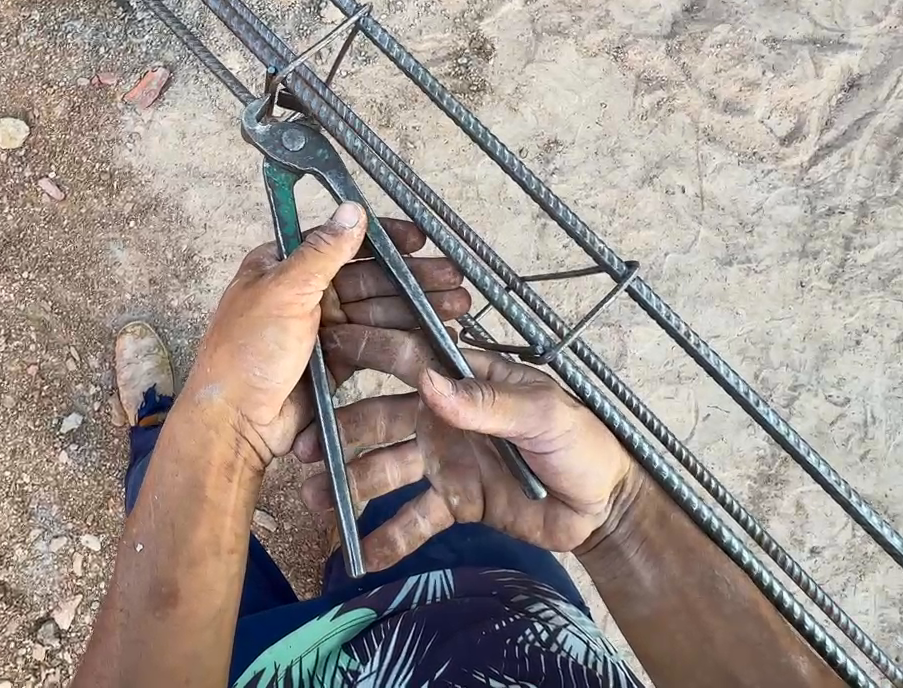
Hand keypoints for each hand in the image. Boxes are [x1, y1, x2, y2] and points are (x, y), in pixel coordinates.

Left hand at [184, 210, 471, 467]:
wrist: (236, 422)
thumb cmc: (248, 350)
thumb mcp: (284, 292)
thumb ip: (323, 252)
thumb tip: (352, 209)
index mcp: (283, 264)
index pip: (340, 240)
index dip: (382, 238)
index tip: (420, 239)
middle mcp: (304, 290)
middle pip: (367, 276)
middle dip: (411, 276)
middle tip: (453, 276)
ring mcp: (321, 325)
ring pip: (377, 308)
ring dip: (415, 304)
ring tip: (459, 304)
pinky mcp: (337, 358)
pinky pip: (376, 340)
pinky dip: (404, 335)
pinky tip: (436, 331)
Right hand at [298, 322, 639, 570]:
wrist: (601, 507)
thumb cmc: (577, 440)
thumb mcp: (541, 412)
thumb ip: (485, 400)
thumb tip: (427, 381)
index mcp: (460, 381)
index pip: (406, 359)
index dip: (365, 350)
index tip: (322, 349)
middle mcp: (440, 417)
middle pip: (379, 420)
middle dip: (339, 433)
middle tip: (301, 451)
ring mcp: (442, 460)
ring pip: (385, 469)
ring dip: (350, 484)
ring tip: (317, 504)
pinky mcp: (452, 503)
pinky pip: (413, 519)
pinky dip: (387, 536)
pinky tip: (361, 555)